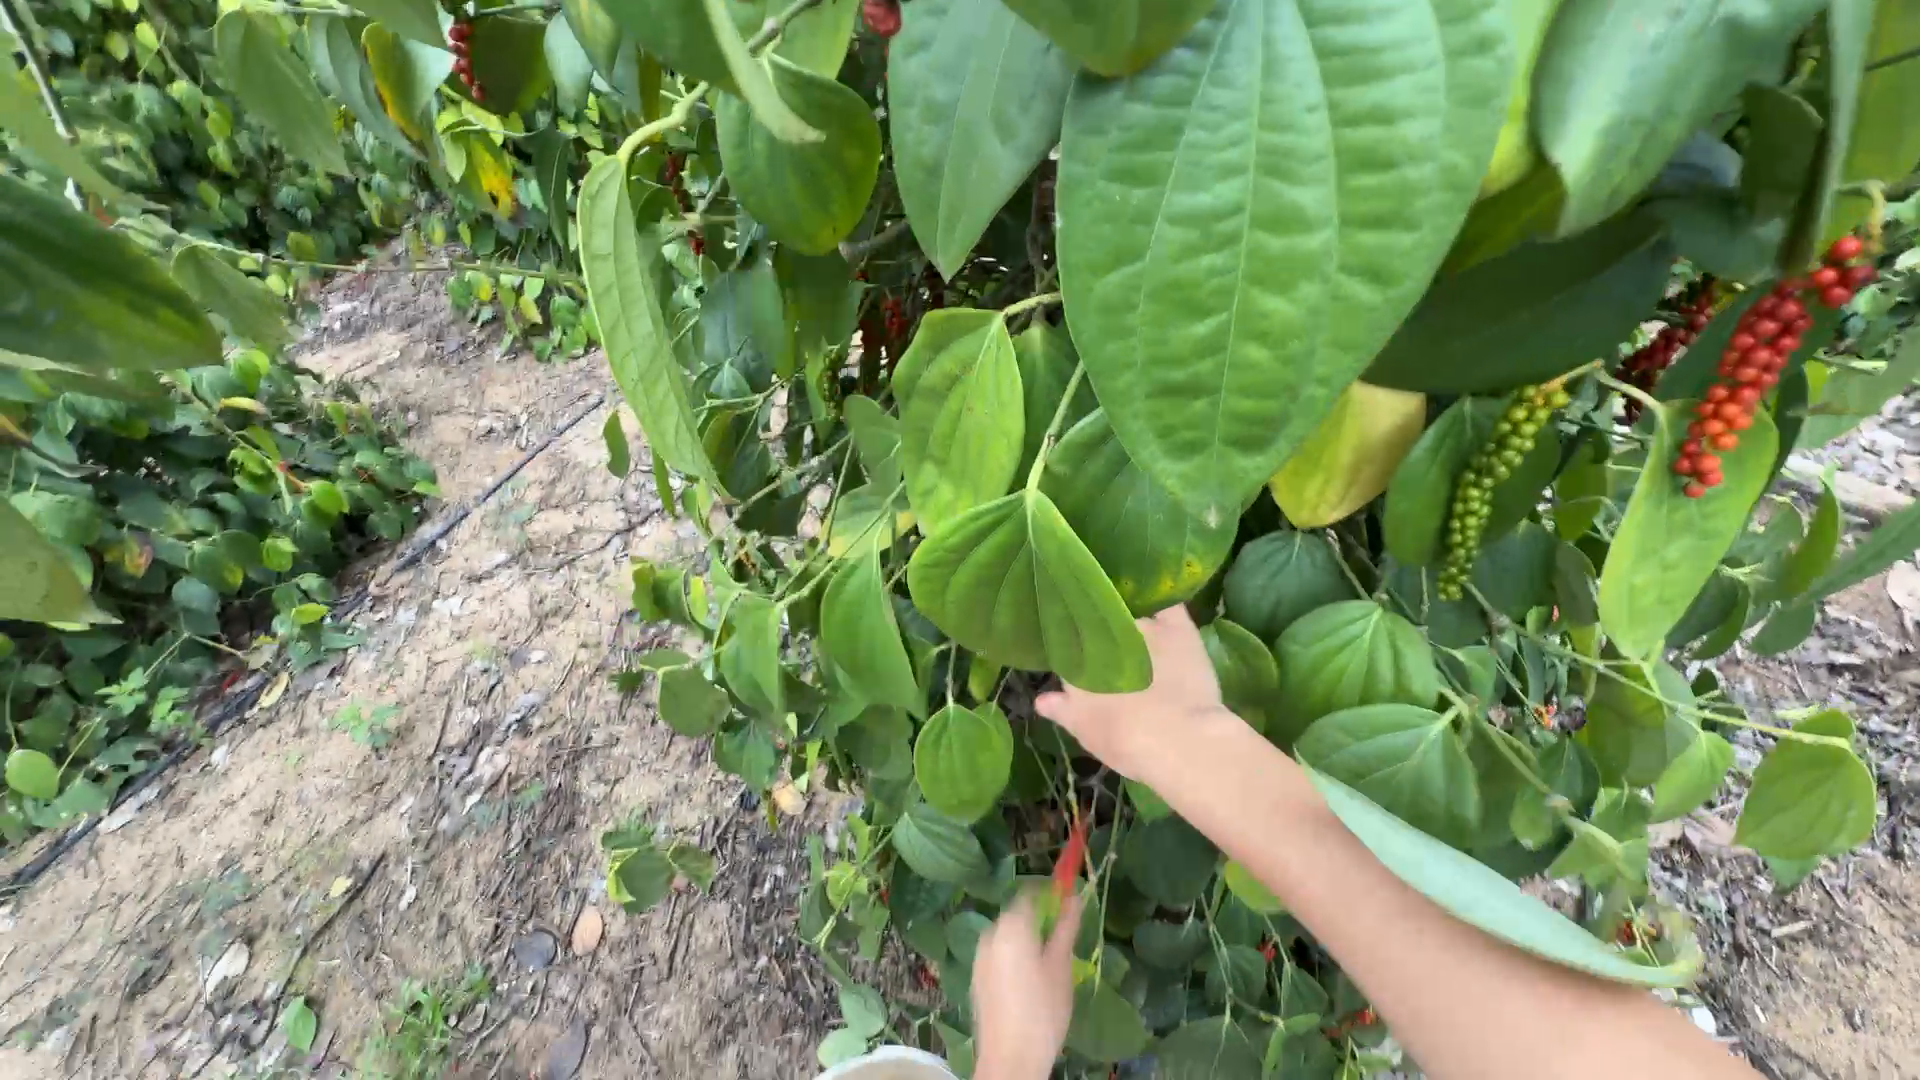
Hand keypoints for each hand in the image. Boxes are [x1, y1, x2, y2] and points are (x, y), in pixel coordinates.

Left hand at [970, 891, 1082, 1079]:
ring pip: (1007, 937)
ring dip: (1025, 941)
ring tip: (1046, 968)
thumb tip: (1075, 896)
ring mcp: (980, 956)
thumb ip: (1066, 927)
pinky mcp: (977, 978)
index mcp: (1010, 926)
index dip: (1050, 896)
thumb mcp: (1061, 966)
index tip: (1068, 907)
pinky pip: (998, 956)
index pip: (1030, 894)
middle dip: (1038, 922)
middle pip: (1017, 915)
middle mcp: (990, 934)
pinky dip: (1012, 959)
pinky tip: (1026, 985)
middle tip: (1061, 944)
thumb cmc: (1042, 1011)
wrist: (1010, 1060)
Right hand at [1035, 606, 1243, 781]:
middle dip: (1094, 632)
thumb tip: (1041, 699)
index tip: (1075, 658)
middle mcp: (1102, 635)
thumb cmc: (1125, 742)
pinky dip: (1161, 604)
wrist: (1178, 739)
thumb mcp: (1085, 731)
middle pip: (1092, 623)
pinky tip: (1160, 606)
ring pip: (1126, 611)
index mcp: (1075, 661)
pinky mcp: (1175, 625)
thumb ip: (1061, 710)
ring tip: (1131, 626)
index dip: (1070, 650)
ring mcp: (1139, 626)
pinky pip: (1166, 604)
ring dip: (1124, 617)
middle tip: (1105, 647)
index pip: (1064, 645)